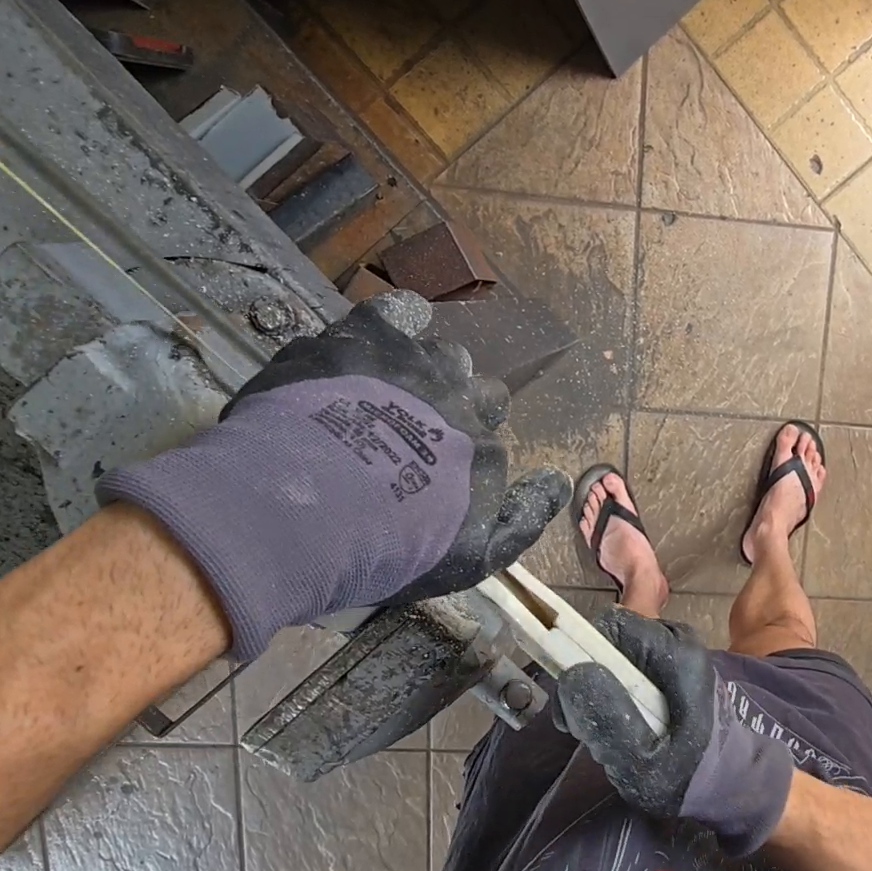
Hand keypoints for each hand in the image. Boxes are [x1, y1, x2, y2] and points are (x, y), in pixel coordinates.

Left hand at [97, 290, 570, 659]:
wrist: (310, 510)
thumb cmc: (394, 543)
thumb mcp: (475, 557)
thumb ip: (524, 520)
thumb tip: (561, 479)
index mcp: (481, 447)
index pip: (493, 433)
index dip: (471, 440)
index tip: (446, 458)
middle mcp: (458, 400)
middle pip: (475, 386)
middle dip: (456, 400)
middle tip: (419, 423)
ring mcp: (412, 367)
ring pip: (438, 352)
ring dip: (426, 367)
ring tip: (395, 383)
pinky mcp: (362, 343)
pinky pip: (392, 313)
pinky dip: (399, 316)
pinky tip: (395, 322)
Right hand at [557, 607, 794, 856]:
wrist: (736, 782)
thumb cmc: (693, 777)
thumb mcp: (643, 762)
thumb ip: (606, 719)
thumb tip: (571, 676)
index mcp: (676, 653)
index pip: (611, 626)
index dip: (582, 657)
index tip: (576, 704)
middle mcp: (678, 640)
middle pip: (611, 639)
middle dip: (590, 678)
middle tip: (589, 727)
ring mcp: (678, 651)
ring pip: (617, 654)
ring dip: (601, 691)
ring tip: (609, 734)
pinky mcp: (674, 665)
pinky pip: (630, 666)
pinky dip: (616, 694)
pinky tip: (623, 728)